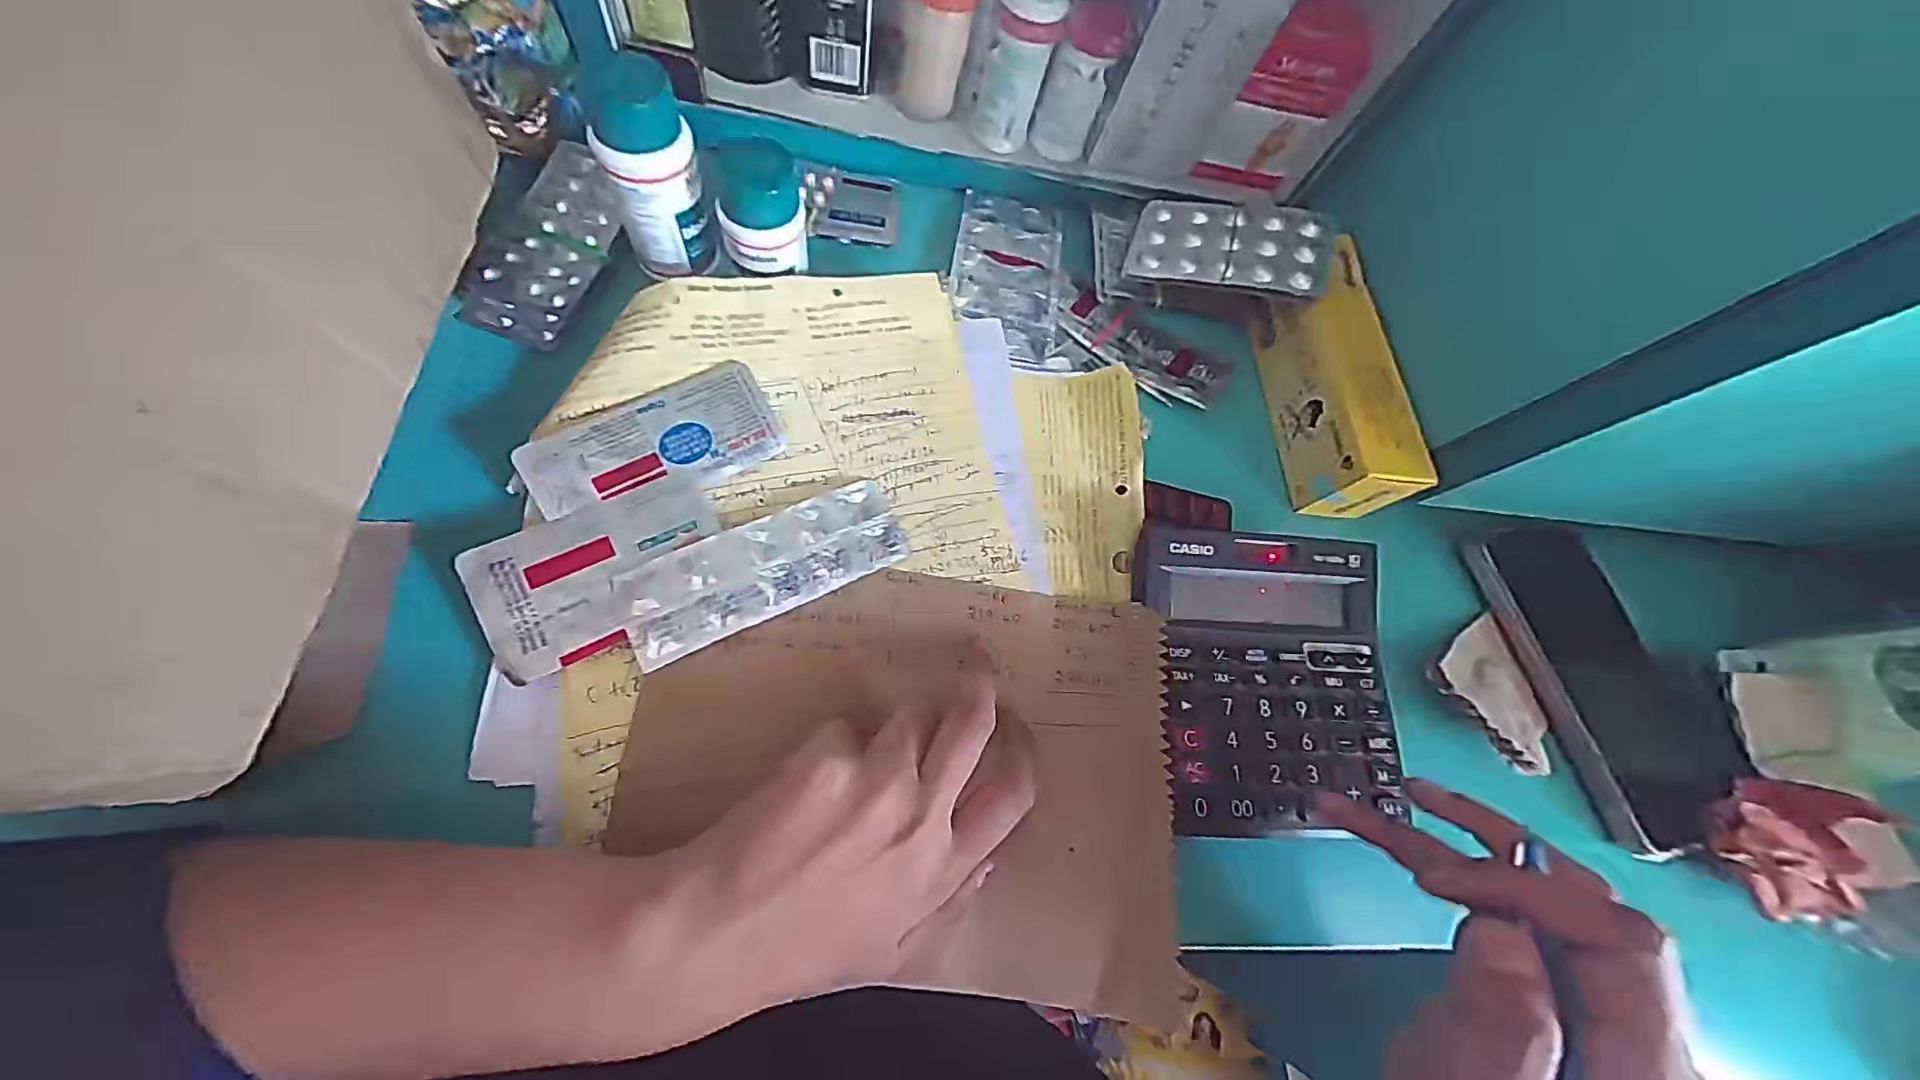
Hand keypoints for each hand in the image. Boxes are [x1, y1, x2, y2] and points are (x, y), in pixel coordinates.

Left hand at [664, 676, 1035, 1019]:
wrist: (715, 929)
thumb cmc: (805, 946)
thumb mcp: (894, 951)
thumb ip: (952, 904)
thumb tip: (992, 858)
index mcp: (942, 867)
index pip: (1010, 795)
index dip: (1021, 754)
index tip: (1016, 734)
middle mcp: (922, 817)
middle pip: (971, 731)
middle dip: (979, 699)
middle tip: (975, 684)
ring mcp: (878, 782)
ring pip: (912, 716)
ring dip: (903, 720)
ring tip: (871, 744)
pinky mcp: (832, 757)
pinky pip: (850, 728)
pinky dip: (838, 744)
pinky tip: (808, 781)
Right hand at [1318, 779, 1700, 1079]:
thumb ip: (1503, 1021)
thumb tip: (1499, 925)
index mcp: (1639, 1057)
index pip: (1614, 934)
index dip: (1523, 885)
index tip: (1432, 877)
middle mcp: (1625, 1023)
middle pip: (1582, 901)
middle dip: (1491, 840)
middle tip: (1419, 802)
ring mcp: (1582, 1006)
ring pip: (1535, 897)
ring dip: (1459, 842)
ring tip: (1402, 801)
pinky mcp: (1540, 993)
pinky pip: (1505, 915)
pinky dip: (1454, 873)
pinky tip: (1417, 856)